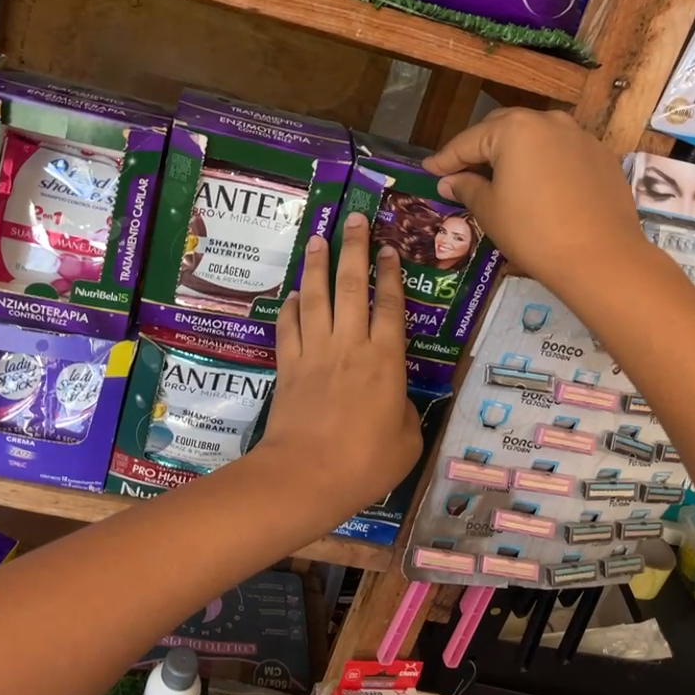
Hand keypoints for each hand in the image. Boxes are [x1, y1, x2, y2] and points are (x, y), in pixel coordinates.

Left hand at [266, 211, 421, 513]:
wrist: (307, 475)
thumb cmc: (365, 463)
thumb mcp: (407, 442)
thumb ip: (407, 413)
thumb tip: (399, 401)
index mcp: (385, 360)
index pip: (389, 305)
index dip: (391, 274)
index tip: (390, 249)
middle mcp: (349, 345)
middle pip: (351, 286)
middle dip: (354, 249)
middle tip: (354, 219)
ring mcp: (314, 352)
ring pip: (315, 297)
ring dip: (317, 265)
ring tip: (318, 238)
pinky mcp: (288, 366)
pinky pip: (288, 327)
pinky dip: (290, 307)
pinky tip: (293, 295)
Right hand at [424, 109, 647, 294]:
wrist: (601, 257)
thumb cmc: (533, 232)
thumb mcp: (490, 210)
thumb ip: (467, 187)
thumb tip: (450, 181)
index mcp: (514, 129)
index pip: (468, 142)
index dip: (445, 159)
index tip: (429, 169)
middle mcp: (548, 121)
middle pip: (502, 129)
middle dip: (480, 149)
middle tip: (461, 172)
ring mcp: (580, 136)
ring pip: (535, 137)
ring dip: (513, 153)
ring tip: (499, 177)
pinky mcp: (601, 156)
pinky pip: (562, 152)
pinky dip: (543, 163)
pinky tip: (537, 187)